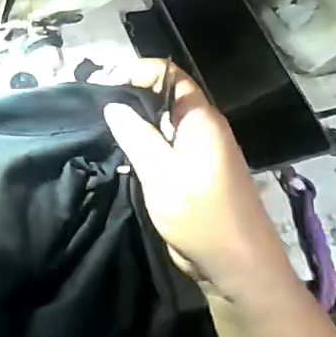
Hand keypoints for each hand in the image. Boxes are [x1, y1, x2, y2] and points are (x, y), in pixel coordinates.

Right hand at [98, 60, 304, 308]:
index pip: (169, 74)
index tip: (104, 84)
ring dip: (137, 125)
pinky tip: (124, 157)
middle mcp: (204, 127)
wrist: (238, 265)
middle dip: (132, 98)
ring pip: (165, 124)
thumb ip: (137, 136)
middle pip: (165, 97)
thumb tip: (114, 105)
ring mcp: (202, 150)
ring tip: (104, 131)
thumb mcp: (161, 174)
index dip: (137, 71)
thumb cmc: (202, 215)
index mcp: (201, 118)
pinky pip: (168, 147)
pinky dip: (147, 147)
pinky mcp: (196, 172)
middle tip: (97, 109)